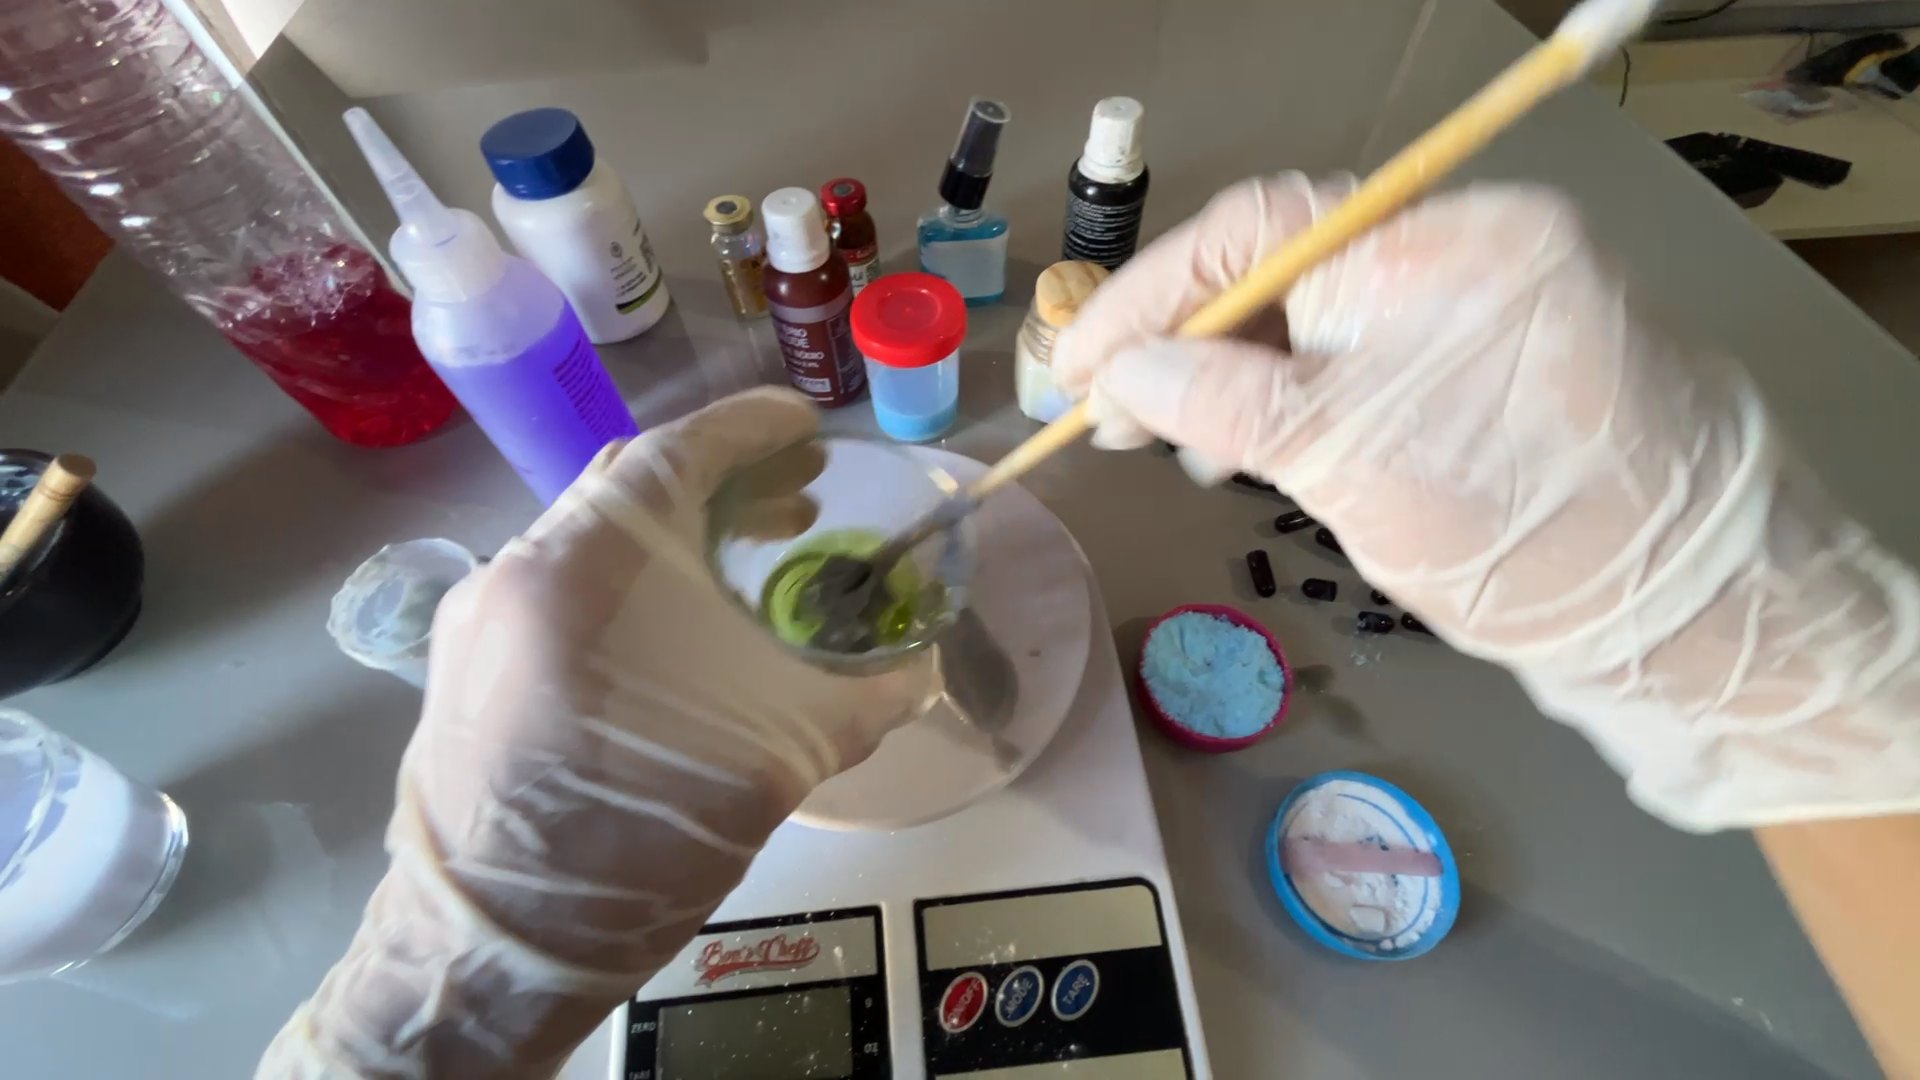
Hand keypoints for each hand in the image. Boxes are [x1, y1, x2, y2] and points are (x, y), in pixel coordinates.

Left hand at [260, 388, 934, 1077]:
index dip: (750, 426)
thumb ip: (867, 695)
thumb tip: (926, 664)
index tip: (808, 423)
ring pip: (601, 529)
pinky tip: (688, 613)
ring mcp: (487, 611)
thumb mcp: (781, 758)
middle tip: (804, 490)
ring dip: (686, 523)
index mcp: (589, 569)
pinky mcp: (474, 657)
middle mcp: (524, 568)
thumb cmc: (641, 839)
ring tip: (762, 545)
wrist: (489, 961)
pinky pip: (573, 578)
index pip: (675, 452)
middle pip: (637, 481)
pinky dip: (642, 567)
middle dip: (729, 473)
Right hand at [1054, 172, 1919, 831]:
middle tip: (1104, 408)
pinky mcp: (1434, 361)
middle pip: (1262, 272)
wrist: (1666, 613)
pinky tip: (1226, 442)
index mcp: (1436, 248)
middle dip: (1171, 341)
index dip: (1146, 294)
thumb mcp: (1351, 461)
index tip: (1076, 363)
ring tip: (1157, 436)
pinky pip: (1318, 361)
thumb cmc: (1520, 536)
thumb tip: (1116, 373)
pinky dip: (1258, 400)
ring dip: (1209, 376)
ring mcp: (1440, 306)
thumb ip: (1225, 403)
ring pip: (1283, 322)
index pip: (1252, 234)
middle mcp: (1442, 253)